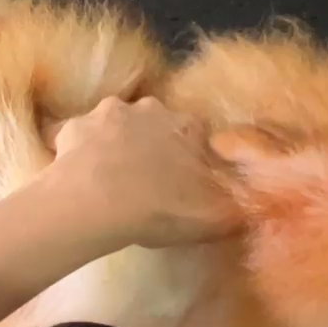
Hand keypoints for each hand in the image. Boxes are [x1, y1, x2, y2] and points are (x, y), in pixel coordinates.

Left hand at [43, 96, 240, 249]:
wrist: (97, 205)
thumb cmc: (159, 209)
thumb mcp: (213, 218)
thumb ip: (236, 208)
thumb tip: (254, 206)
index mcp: (186, 126)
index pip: (195, 135)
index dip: (187, 159)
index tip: (179, 183)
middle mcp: (149, 109)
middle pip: (153, 125)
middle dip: (149, 145)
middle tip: (143, 181)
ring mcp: (106, 113)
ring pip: (114, 125)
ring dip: (113, 144)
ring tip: (107, 179)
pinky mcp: (73, 126)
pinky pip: (79, 137)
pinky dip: (79, 152)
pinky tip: (78, 176)